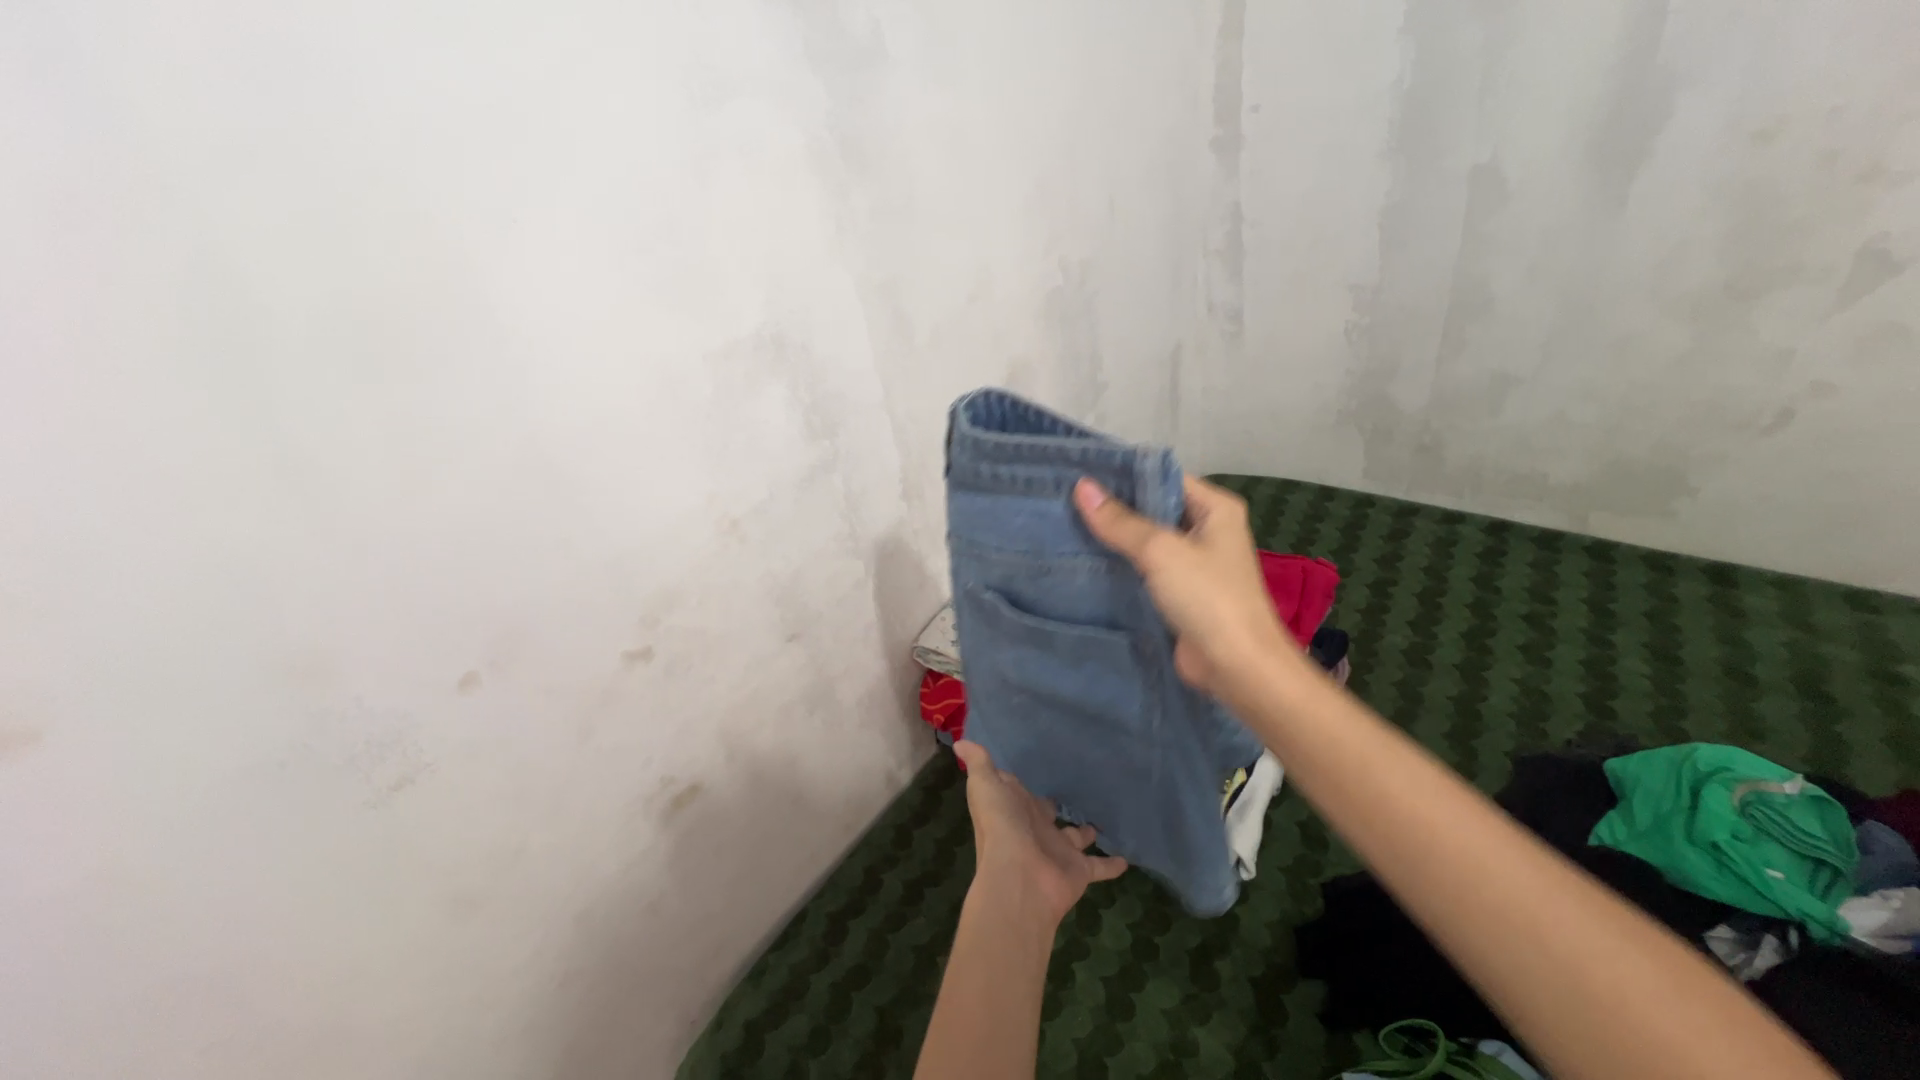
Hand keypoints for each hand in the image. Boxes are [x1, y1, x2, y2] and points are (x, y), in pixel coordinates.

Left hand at [954, 740, 1126, 924]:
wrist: (1019, 878)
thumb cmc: (1002, 827)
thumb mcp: (986, 787)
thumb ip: (980, 764)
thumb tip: (961, 742)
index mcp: (1013, 809)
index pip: (1016, 792)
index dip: (1019, 783)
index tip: (1031, 768)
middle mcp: (1035, 829)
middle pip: (1045, 815)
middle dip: (1051, 807)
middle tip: (1070, 793)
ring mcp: (1057, 851)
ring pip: (1074, 839)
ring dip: (1084, 832)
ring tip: (1098, 822)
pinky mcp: (1078, 870)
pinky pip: (1099, 867)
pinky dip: (1112, 865)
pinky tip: (1127, 859)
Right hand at [1074, 475, 1297, 698]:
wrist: (1236, 666)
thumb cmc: (1208, 597)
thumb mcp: (1161, 550)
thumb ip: (1120, 521)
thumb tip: (1082, 486)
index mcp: (1215, 508)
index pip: (1163, 478)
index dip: (1124, 476)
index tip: (1079, 475)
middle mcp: (1206, 531)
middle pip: (1153, 510)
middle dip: (1113, 509)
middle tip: (1063, 502)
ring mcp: (1192, 565)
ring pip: (1145, 544)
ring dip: (1113, 541)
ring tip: (1064, 528)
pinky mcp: (1178, 595)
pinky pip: (1143, 573)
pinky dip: (1119, 569)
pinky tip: (1083, 563)